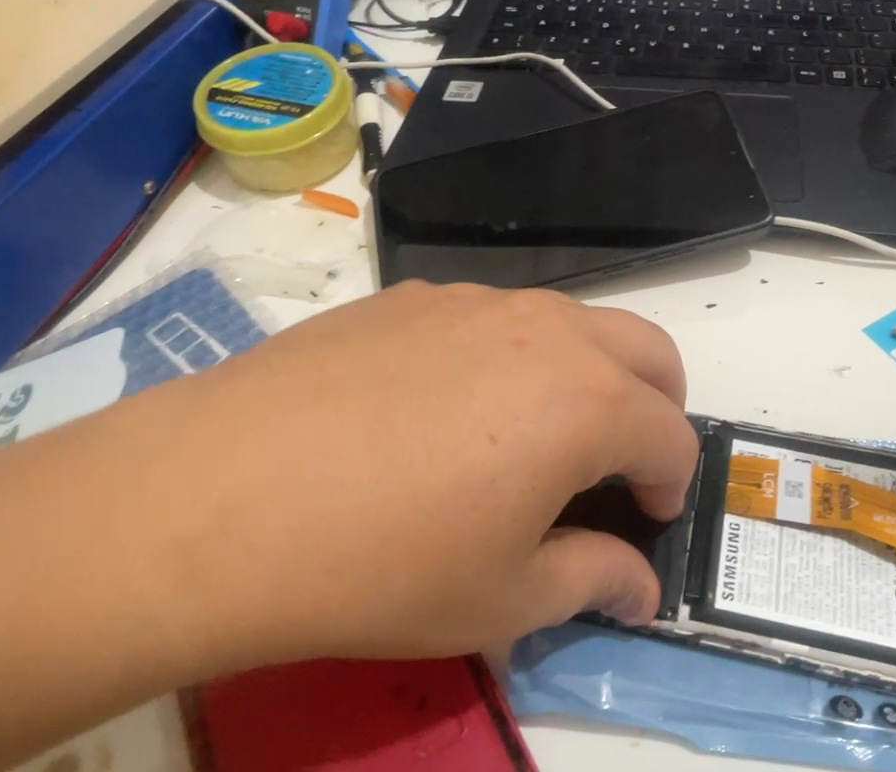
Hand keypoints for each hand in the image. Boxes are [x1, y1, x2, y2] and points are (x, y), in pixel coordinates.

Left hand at [131, 281, 696, 668]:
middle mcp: (546, 330)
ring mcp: (475, 302)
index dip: (670, 487)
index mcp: (589, 401)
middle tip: (613, 469)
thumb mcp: (503, 598)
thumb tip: (638, 584)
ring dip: (582, 376)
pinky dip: (508, 358)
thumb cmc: (383, 563)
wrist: (222, 496)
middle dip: (654, 410)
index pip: (673, 437)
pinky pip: (493, 318)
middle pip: (648, 352)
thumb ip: (592, 580)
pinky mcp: (413, 296)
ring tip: (524, 440)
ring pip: (570, 324)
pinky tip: (441, 412)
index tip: (641, 523)